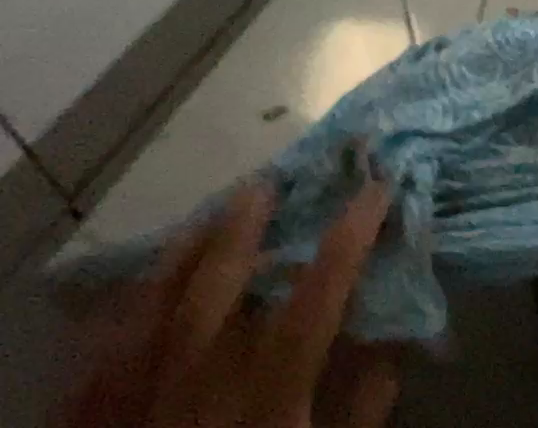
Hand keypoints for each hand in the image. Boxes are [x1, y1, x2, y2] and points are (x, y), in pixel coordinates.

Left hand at [57, 180, 399, 427]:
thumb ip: (363, 401)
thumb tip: (397, 333)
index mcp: (265, 398)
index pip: (314, 299)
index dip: (348, 238)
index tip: (376, 189)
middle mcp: (196, 390)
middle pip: (216, 294)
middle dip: (245, 231)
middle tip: (268, 182)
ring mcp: (133, 405)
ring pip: (148, 314)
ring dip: (182, 256)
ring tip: (210, 214)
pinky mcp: (92, 423)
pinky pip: (95, 357)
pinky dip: (120, 313)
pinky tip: (141, 284)